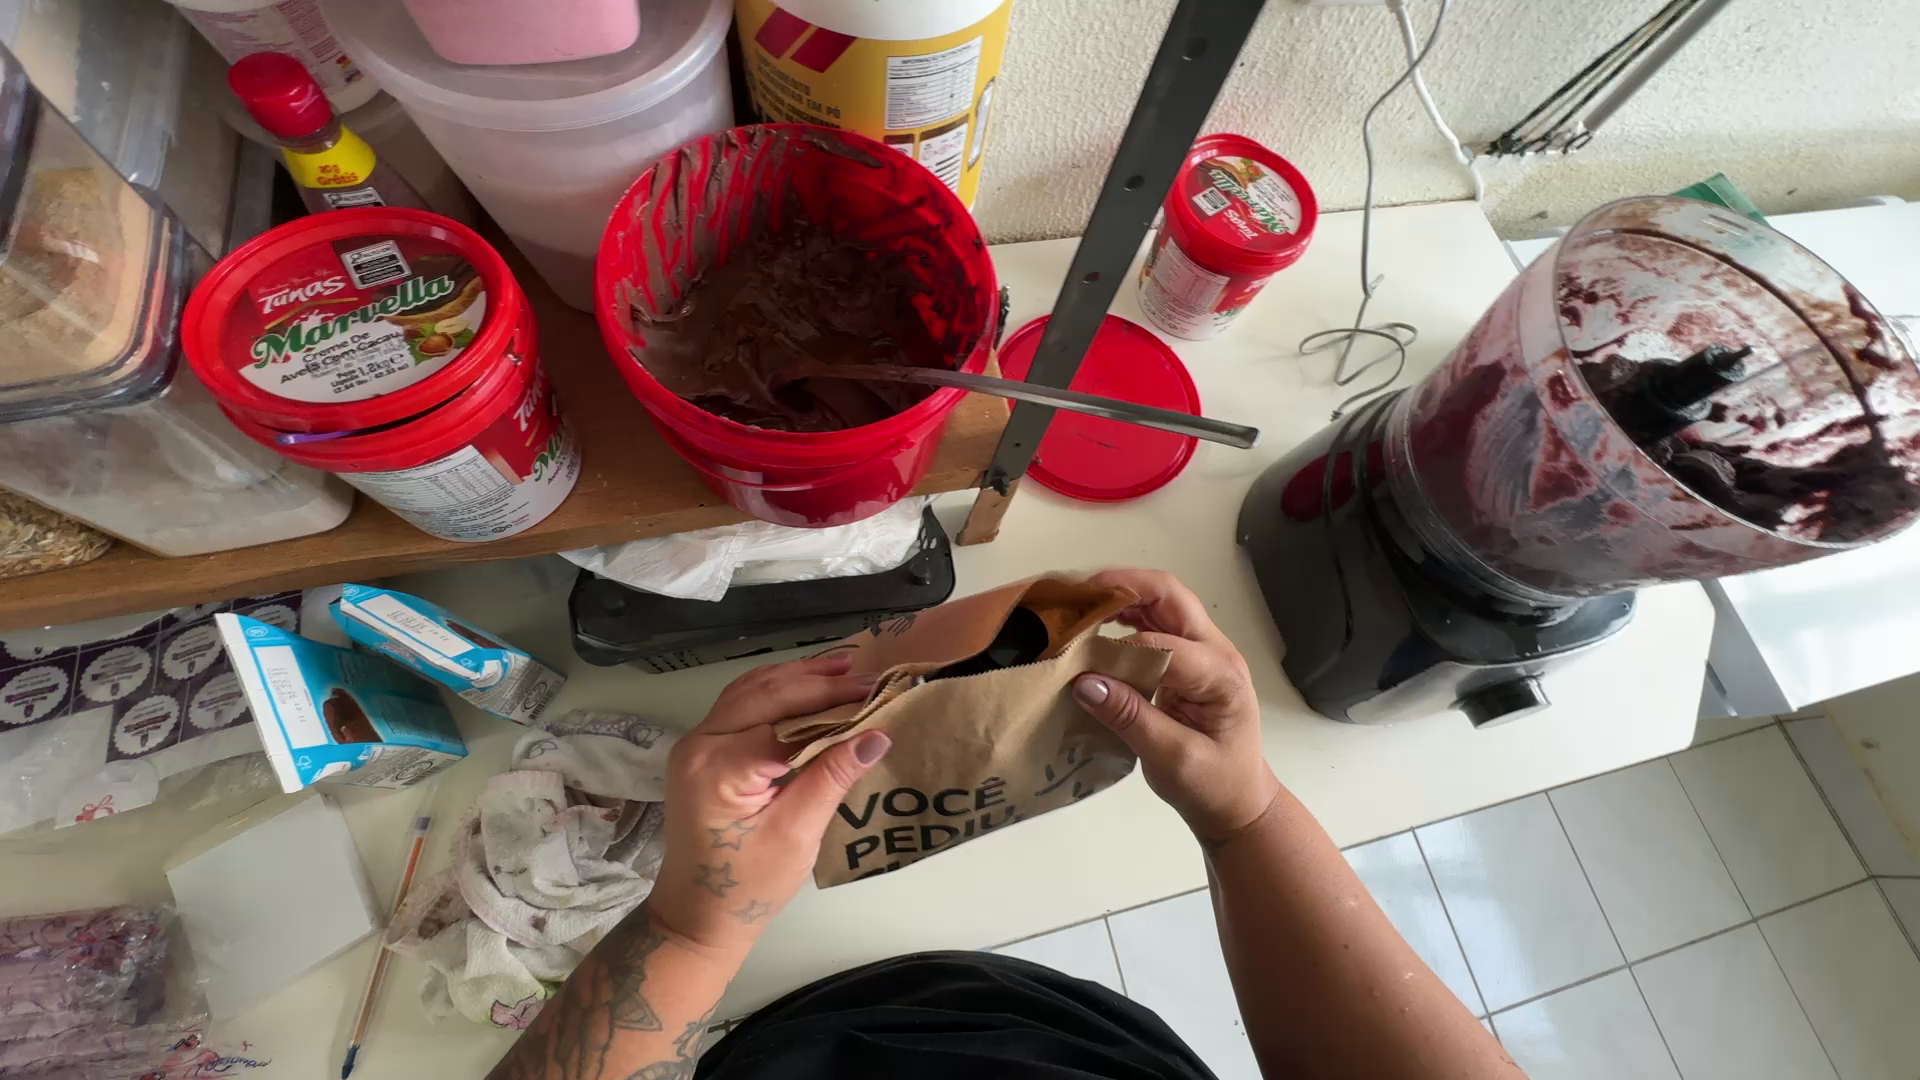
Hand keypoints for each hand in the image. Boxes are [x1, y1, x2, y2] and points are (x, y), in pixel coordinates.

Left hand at [647, 651, 891, 955]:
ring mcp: (697, 742)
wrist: (695, 916)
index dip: (833, 701)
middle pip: (767, 692)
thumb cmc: (748, 885)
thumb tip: (878, 733)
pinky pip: (742, 703)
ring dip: (798, 675)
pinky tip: (805, 681)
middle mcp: (701, 742)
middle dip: (819, 681)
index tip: (875, 692)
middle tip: (866, 677)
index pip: (786, 715)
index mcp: (720, 766)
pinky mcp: (703, 747)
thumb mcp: (797, 834)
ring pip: (753, 689)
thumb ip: (833, 776)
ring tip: (842, 666)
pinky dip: (777, 688)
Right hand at [1070, 568, 1279, 844]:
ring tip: (1080, 600)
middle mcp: (1216, 650)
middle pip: (1169, 595)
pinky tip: (1099, 618)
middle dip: (1122, 586)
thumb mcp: (1172, 761)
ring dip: (1122, 593)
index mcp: (1219, 675)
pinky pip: (1157, 619)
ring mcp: (1204, 649)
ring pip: (1162, 599)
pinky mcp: (1189, 655)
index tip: (1074, 661)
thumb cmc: (1213, 786)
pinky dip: (1126, 611)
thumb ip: (1131, 718)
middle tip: (1077, 592)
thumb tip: (1084, 682)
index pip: (1161, 644)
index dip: (1115, 648)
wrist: (1239, 801)